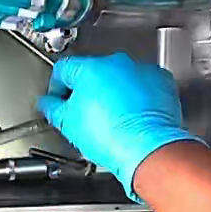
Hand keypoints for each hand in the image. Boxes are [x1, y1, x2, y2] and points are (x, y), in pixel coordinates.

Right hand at [37, 53, 201, 197]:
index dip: (57, 87)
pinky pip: (143, 85)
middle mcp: (116, 63)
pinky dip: (137, 97)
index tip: (59, 100)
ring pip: (119, 78)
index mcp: (89, 68)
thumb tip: (49, 103)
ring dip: (113, 94)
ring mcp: (141, 71)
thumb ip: (52, 107)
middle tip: (85, 115)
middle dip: (87, 91)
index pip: (63, 70)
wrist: (148, 148)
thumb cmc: (111, 137)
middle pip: (93, 72)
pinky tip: (131, 117)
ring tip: (111, 120)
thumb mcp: (68, 124)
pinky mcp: (161, 82)